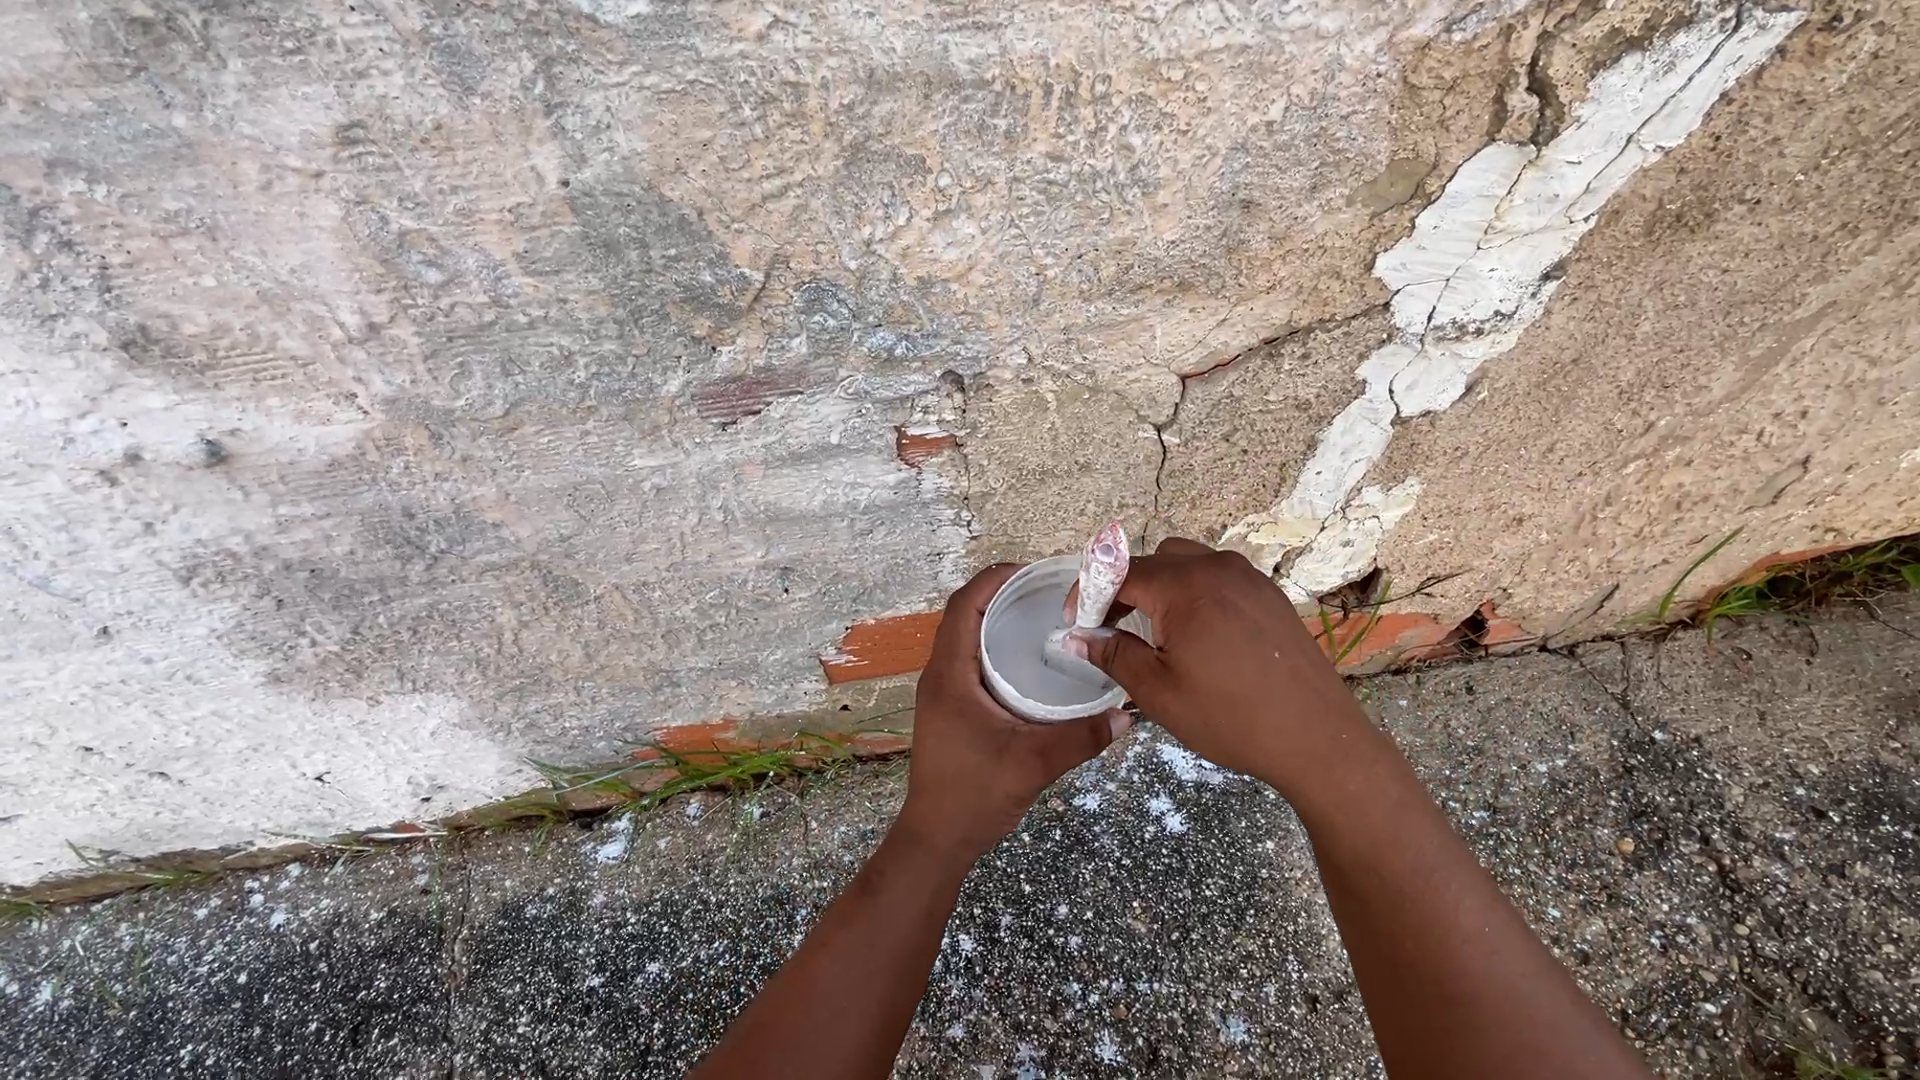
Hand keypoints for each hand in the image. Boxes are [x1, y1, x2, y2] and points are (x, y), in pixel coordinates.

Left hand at [896, 564, 1131, 861]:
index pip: (965, 606)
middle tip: (1050, 593)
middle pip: (966, 615)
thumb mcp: (1033, 763)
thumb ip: (1080, 738)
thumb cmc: (974, 795)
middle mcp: (940, 675)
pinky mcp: (949, 708)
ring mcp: (942, 693)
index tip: (1034, 571)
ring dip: (998, 621)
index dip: (995, 579)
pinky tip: (1030, 663)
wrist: (937, 838)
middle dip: (1003, 595)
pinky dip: (996, 648)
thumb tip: (1126, 714)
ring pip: (966, 638)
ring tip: (1044, 618)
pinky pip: (970, 661)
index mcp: (949, 675)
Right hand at [1063, 537, 1376, 802]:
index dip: (1089, 593)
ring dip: (1159, 586)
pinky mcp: (1270, 595)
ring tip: (1150, 629)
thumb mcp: (1158, 691)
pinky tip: (1195, 633)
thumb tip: (1075, 637)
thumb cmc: (1230, 717)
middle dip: (1123, 586)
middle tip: (1109, 626)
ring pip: (1188, 562)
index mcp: (1185, 586)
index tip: (1075, 624)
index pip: (1119, 571)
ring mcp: (1249, 578)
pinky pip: (1218, 578)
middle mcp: (1217, 568)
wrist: (1318, 739)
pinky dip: (1192, 593)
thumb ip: (1113, 654)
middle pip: (1154, 559)